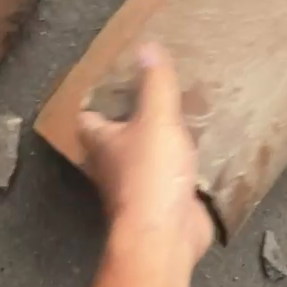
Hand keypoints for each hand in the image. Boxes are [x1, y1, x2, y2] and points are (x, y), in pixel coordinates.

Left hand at [76, 42, 214, 268]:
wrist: (165, 238)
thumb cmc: (151, 179)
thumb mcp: (156, 118)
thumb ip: (155, 83)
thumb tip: (146, 48)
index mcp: (103, 145)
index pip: (88, 119)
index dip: (96, 101)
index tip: (111, 84)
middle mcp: (115, 170)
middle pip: (115, 142)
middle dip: (130, 122)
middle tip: (151, 99)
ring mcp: (139, 192)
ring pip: (144, 163)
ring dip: (158, 148)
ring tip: (179, 122)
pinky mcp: (163, 209)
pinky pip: (171, 184)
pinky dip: (181, 173)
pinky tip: (198, 159)